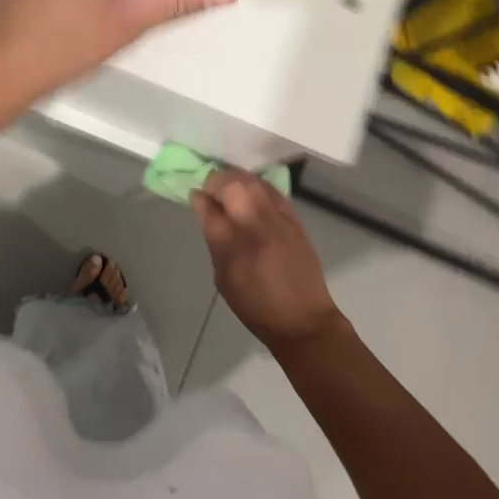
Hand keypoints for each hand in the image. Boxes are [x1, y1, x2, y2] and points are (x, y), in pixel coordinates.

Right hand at [193, 170, 344, 350]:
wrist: (302, 320)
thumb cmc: (256, 307)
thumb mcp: (224, 280)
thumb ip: (216, 243)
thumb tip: (208, 215)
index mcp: (234, 247)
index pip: (210, 209)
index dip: (200, 198)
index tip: (195, 195)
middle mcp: (257, 227)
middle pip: (234, 185)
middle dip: (217, 180)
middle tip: (211, 187)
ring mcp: (280, 220)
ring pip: (255, 182)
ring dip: (237, 178)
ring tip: (229, 186)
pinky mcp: (296, 221)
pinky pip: (274, 192)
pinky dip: (258, 186)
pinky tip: (251, 192)